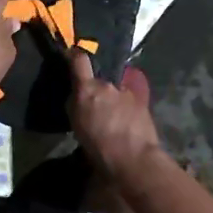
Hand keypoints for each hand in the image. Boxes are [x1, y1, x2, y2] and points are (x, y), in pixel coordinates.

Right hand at [68, 51, 161, 178]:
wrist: (133, 158)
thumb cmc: (99, 147)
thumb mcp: (77, 126)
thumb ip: (76, 105)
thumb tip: (77, 96)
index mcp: (87, 89)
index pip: (79, 60)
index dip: (74, 55)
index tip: (71, 54)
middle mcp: (106, 85)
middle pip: (98, 79)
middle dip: (97, 88)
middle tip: (96, 104)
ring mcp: (125, 91)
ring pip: (115, 89)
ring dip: (113, 98)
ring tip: (114, 116)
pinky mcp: (141, 101)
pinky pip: (128, 99)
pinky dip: (126, 106)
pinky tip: (127, 121)